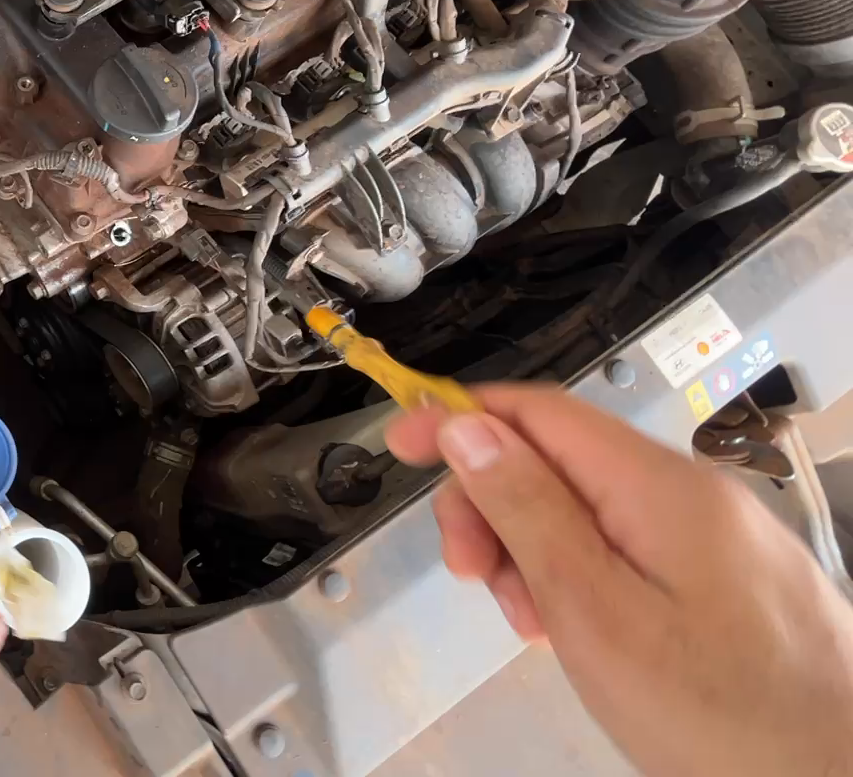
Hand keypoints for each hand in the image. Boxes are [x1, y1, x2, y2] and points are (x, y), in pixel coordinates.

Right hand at [387, 383, 852, 776]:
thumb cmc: (716, 713)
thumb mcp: (590, 606)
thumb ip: (524, 506)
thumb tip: (466, 427)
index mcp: (662, 487)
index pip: (535, 410)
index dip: (456, 417)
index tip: (399, 444)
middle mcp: (693, 494)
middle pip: (550, 460)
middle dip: (488, 504)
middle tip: (465, 569)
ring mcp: (715, 535)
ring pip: (577, 504)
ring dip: (524, 546)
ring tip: (525, 615)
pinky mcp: (724, 576)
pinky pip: (617, 542)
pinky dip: (570, 569)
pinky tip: (567, 622)